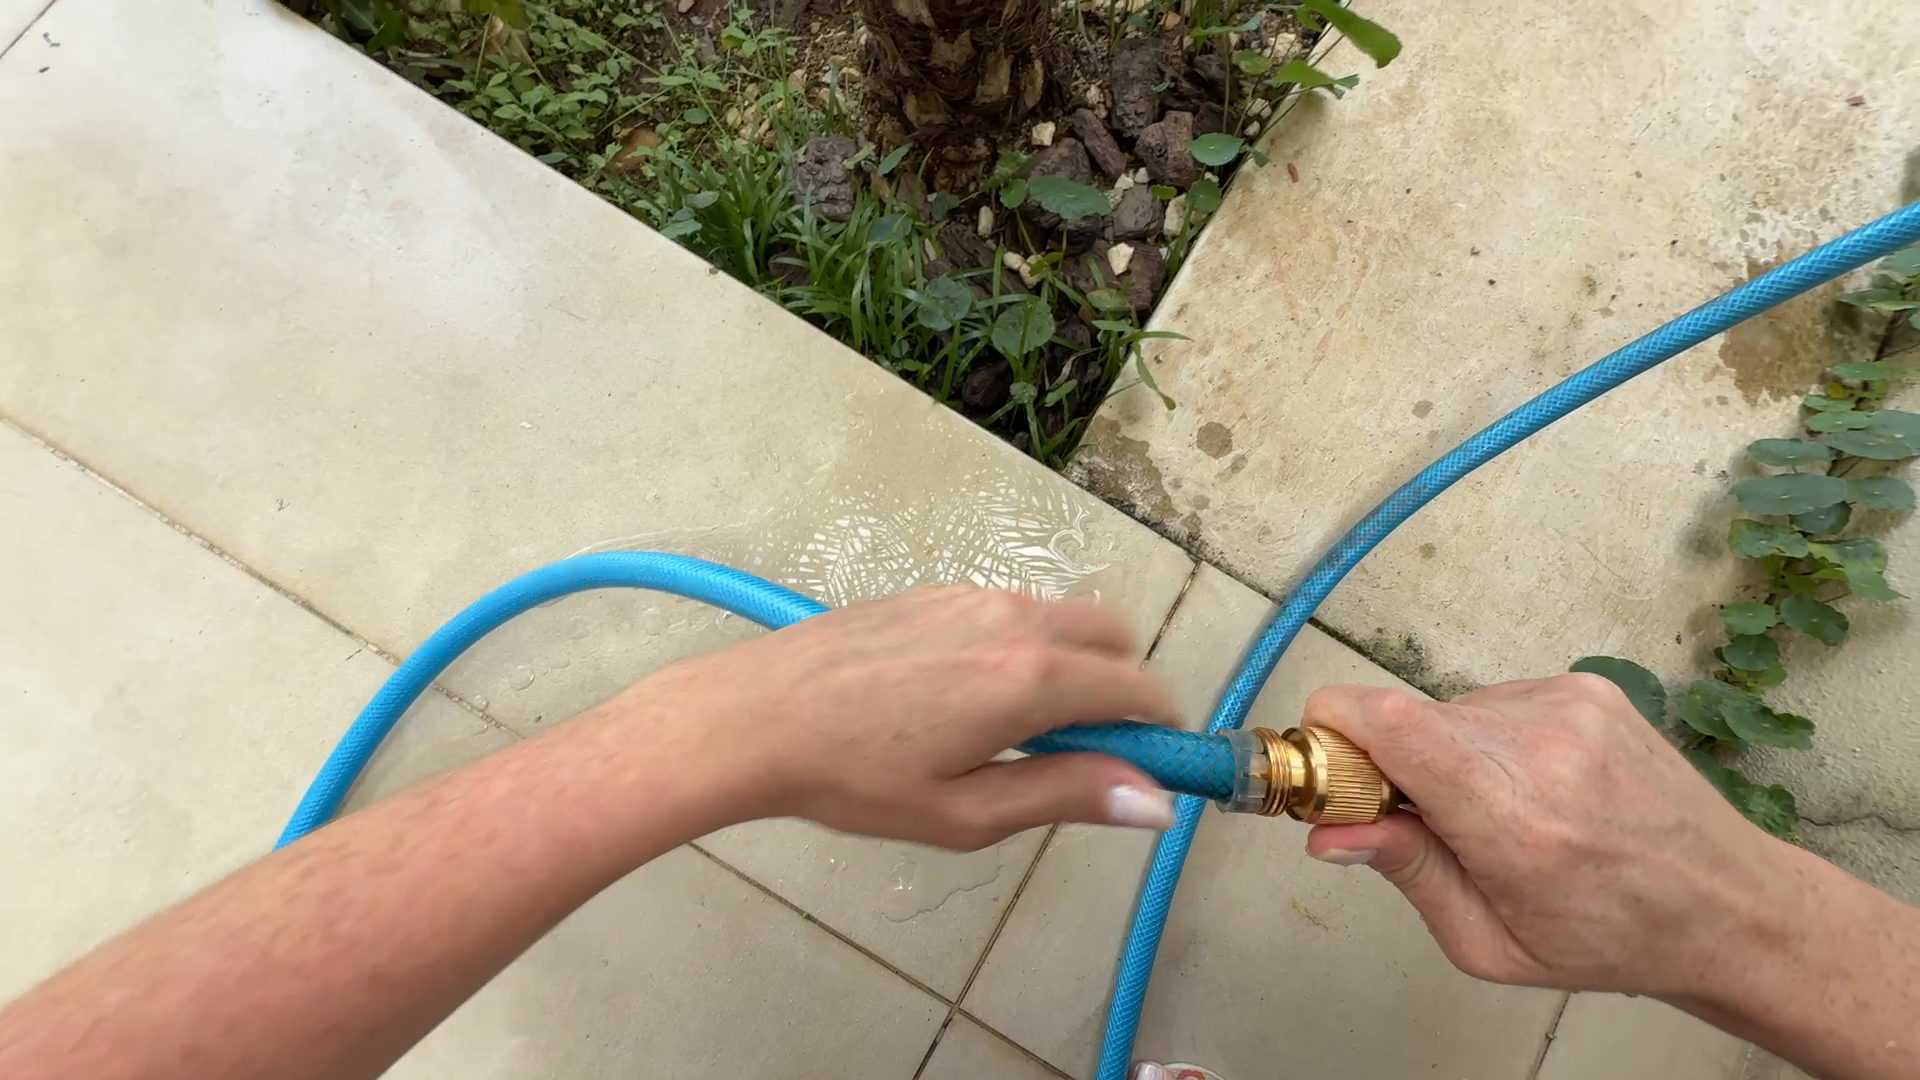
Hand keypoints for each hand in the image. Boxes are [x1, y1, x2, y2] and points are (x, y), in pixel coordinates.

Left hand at [603, 586, 1182, 849]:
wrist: (759, 712)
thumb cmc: (859, 777)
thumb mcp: (966, 812)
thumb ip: (1068, 795)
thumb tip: (1157, 801)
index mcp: (1031, 677)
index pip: (1138, 685)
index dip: (1159, 726)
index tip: (1146, 762)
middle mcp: (1015, 618)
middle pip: (1114, 634)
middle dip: (1123, 684)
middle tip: (1083, 744)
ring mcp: (974, 594)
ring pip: (1065, 615)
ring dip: (1075, 660)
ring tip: (1021, 721)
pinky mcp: (939, 590)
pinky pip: (1016, 607)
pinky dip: (1030, 641)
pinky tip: (972, 686)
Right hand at [1299, 674, 1786, 998]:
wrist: (1740, 909)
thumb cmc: (1609, 938)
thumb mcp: (1488, 942)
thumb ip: (1402, 872)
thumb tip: (1324, 832)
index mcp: (1514, 820)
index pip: (1387, 723)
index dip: (1331, 724)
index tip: (1326, 762)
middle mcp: (1541, 747)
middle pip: (1399, 716)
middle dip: (1380, 755)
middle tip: (1415, 809)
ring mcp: (1565, 706)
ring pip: (1438, 709)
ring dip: (1436, 749)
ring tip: (1491, 800)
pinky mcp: (1580, 687)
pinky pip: (1481, 700)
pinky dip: (1479, 736)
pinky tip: (1528, 778)